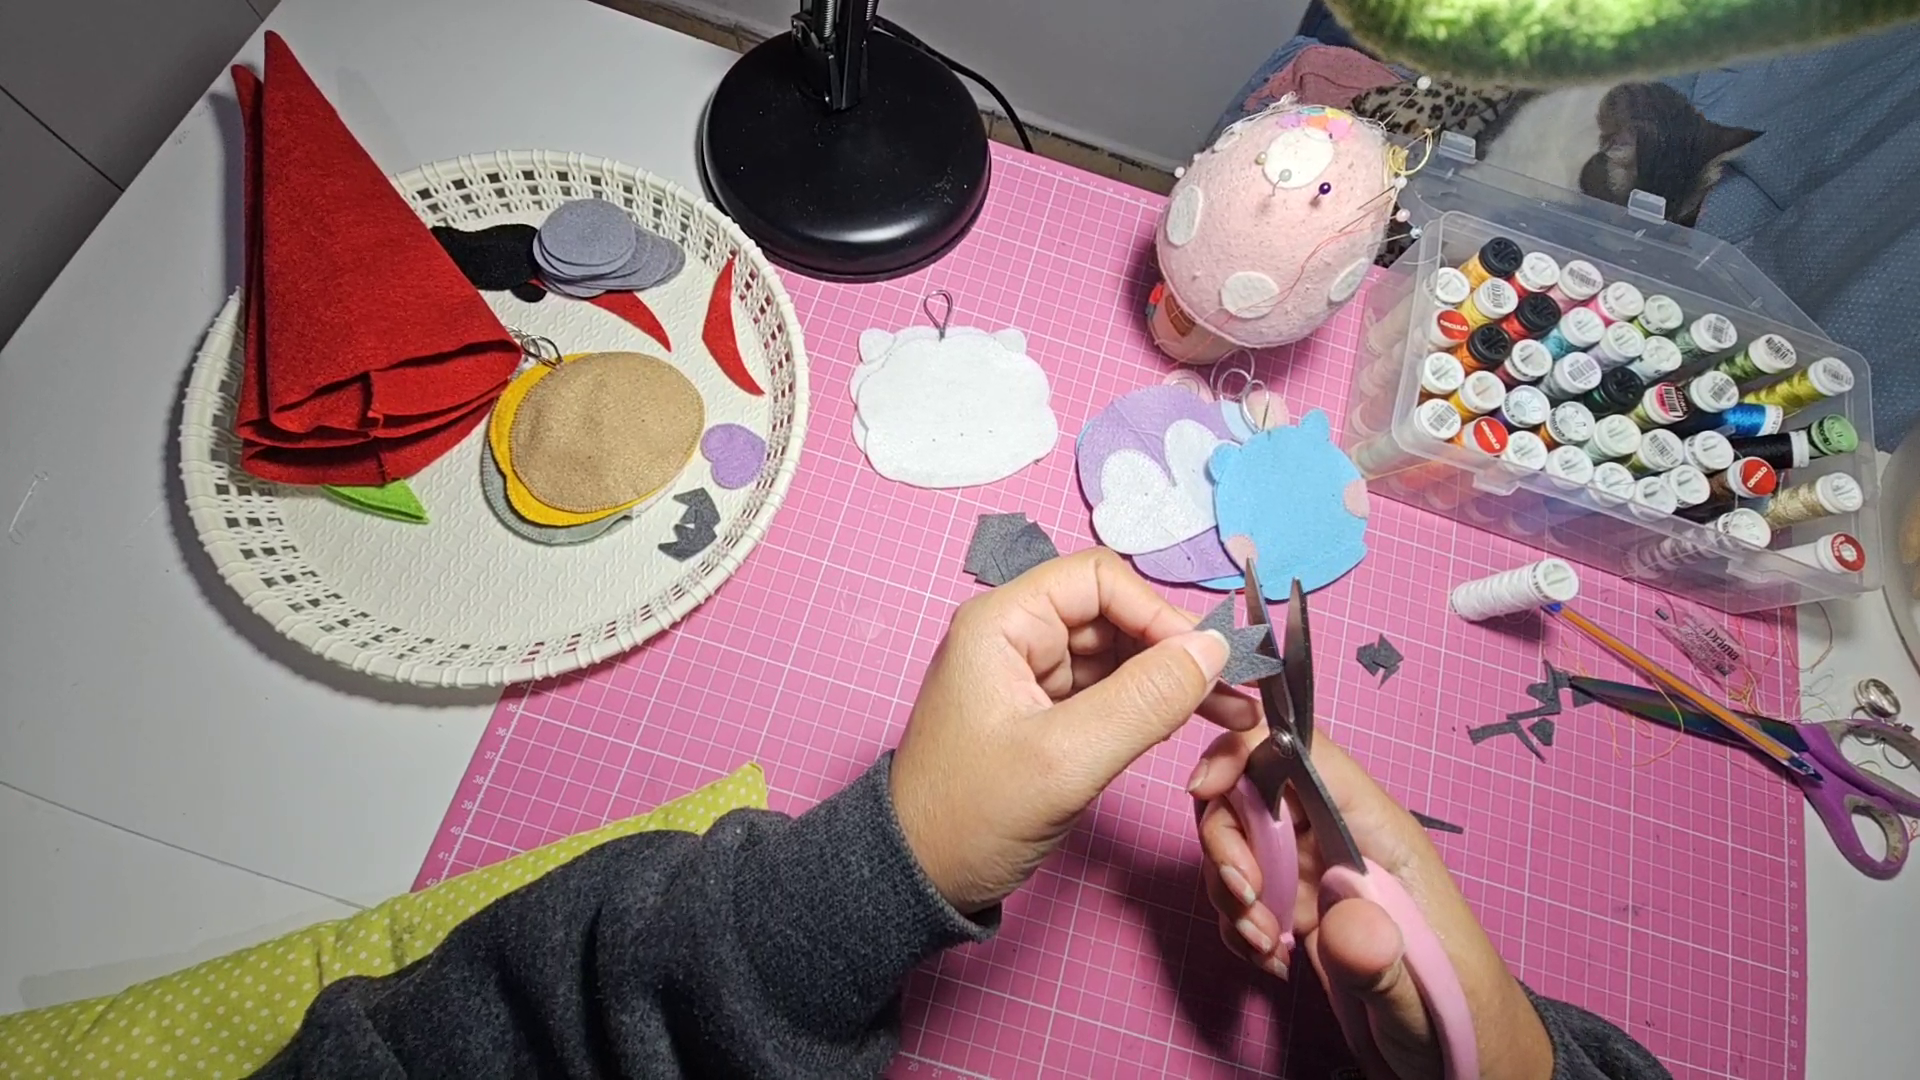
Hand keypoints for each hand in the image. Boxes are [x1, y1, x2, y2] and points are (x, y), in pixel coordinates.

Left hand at [891, 548, 1261, 914]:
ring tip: (1232, 713)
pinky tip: (1190, 721)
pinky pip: (1108, 689)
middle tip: (1236, 693)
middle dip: (1174, 650)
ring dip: (1171, 679)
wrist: (920, 875)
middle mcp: (1018, 634)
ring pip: (1117, 653)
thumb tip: (1213, 648)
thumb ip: (1143, 701)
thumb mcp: (1063, 759)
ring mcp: (1031, 672)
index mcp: (1003, 622)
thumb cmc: (971, 814)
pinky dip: (1150, 703)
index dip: (1157, 612)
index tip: (1206, 660)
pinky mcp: (1045, 709)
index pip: (1097, 581)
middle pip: (1113, 615)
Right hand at [1193, 729, 1552, 1079]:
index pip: (1296, 751)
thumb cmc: (1468, 1031)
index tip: (1205, 791)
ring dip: (1229, 890)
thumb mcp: (1428, 1012)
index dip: (1241, 751)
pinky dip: (1237, 920)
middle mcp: (1334, 833)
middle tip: (1245, 901)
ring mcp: (1310, 866)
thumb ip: (1382, 966)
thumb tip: (1344, 918)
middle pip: (1248, 791)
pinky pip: (1239, 884)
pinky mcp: (1293, 899)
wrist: (1474, 1068)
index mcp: (1373, 828)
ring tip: (1267, 948)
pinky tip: (1271, 960)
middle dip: (1226, 841)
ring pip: (1235, 838)